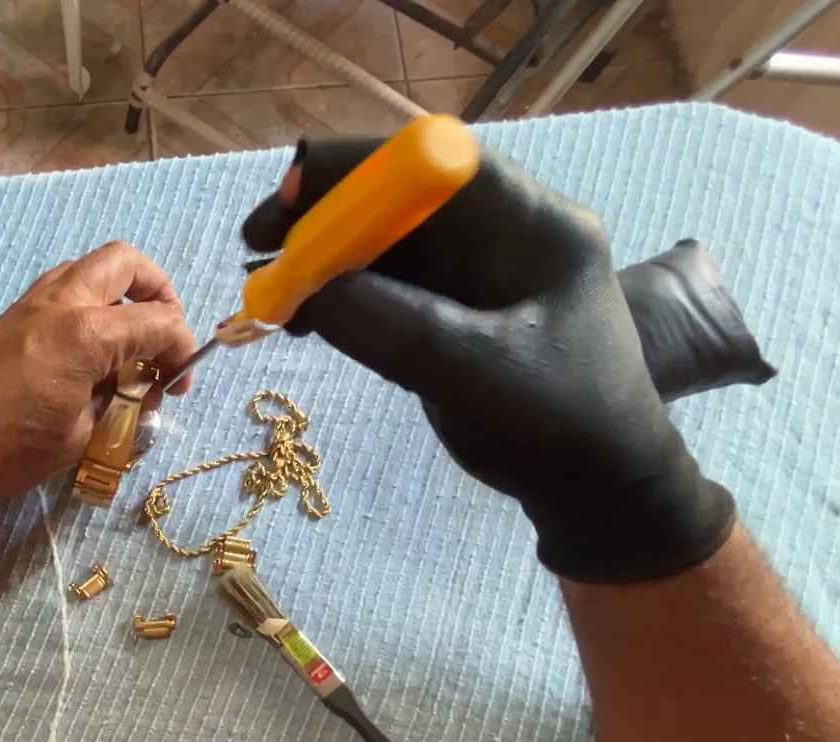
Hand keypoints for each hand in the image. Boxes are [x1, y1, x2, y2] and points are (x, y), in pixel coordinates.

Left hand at [0, 241, 197, 522]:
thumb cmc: (4, 453)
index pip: (159, 321)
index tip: (181, 382)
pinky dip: (83, 307)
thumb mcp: (76, 438)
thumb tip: (129, 390)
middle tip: (161, 337)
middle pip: (124, 261)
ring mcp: (26, 306)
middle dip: (158, 291)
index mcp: (86, 332)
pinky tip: (81, 354)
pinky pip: (56, 293)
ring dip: (116, 294)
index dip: (184, 349)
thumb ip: (113, 404)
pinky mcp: (4, 321)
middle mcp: (59, 303)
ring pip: (85, 269)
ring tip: (122, 343)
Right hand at [243, 138, 733, 582]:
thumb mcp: (477, 373)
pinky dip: (328, 300)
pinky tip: (295, 320)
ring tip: (266, 296)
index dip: (359, 169)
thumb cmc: (556, 421)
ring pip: (376, 248)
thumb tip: (309, 294)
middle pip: (394, 200)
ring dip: (315, 264)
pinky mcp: (438, 314)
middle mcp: (493, 236)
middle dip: (320, 217)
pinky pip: (373, 290)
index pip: (437, 163)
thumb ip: (395, 329)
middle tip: (255, 247)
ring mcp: (464, 276)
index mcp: (529, 225)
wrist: (584, 478)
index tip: (288, 196)